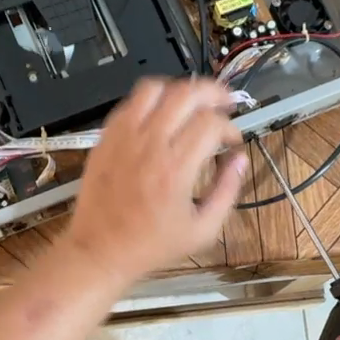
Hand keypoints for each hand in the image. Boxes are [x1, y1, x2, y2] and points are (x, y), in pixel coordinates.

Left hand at [64, 78, 246, 284]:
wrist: (100, 251)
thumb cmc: (151, 245)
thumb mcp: (203, 231)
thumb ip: (227, 192)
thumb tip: (240, 161)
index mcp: (176, 169)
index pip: (211, 123)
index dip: (230, 128)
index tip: (232, 141)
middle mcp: (149, 145)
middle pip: (186, 93)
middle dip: (213, 93)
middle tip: (224, 104)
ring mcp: (124, 137)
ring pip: (155, 88)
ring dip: (179, 90)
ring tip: (192, 103)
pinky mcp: (106, 138)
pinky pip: (130, 102)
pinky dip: (152, 100)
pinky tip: (162, 115)